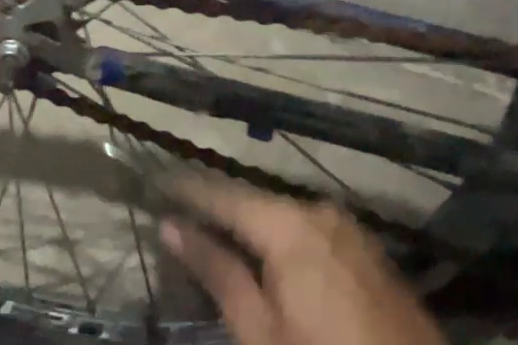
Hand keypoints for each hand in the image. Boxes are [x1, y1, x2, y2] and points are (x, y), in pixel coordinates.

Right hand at [161, 183, 444, 344]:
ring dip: (247, 230)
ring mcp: (351, 233)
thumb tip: (169, 224)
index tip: (146, 186)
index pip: (217, 193)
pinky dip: (281, 245)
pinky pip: (311, 236)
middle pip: (250, 204)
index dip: (179, 191)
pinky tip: (264, 265)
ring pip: (281, 219)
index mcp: (287, 223)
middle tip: (176, 224)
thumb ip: (214, 270)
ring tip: (213, 245)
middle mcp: (319, 213)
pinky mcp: (371, 257)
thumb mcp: (259, 331)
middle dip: (214, 213)